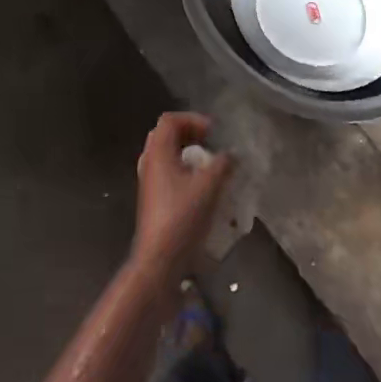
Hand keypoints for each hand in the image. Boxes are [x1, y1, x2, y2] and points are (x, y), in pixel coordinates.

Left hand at [131, 112, 233, 274]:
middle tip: (211, 143)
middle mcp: (149, 163)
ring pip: (167, 155)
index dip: (193, 119)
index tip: (214, 132)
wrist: (158, 261)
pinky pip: (167, 172)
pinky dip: (184, 170)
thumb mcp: (209, 187)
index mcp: (157, 153)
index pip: (170, 120)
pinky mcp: (153, 199)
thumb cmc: (182, 218)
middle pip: (166, 135)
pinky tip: (202, 187)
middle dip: (190, 134)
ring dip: (188, 153)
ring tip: (209, 164)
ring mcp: (149, 182)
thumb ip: (223, 165)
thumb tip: (231, 155)